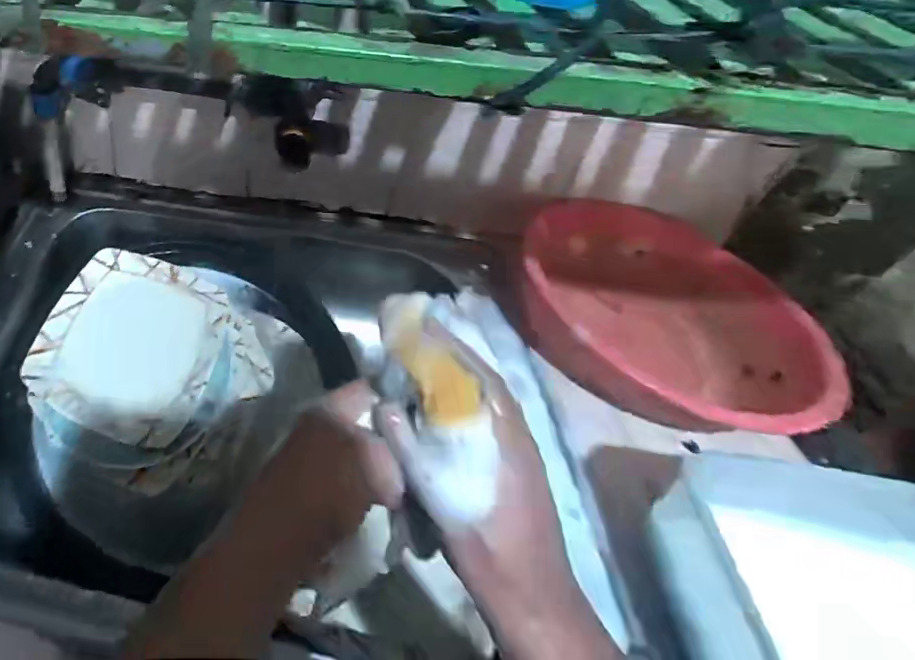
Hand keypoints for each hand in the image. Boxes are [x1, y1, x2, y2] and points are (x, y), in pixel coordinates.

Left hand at [123, 381, 402, 659]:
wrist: (271, 545)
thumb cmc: (321, 496)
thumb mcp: (367, 466)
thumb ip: (388, 454)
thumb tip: (396, 463)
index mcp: (328, 409)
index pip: (369, 389)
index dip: (395, 399)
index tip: (420, 418)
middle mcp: (316, 423)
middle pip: (363, 421)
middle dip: (388, 438)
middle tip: (415, 458)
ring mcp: (309, 453)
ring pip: (355, 450)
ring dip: (376, 466)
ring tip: (399, 486)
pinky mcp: (307, 485)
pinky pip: (344, 476)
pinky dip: (360, 486)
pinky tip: (375, 504)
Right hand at [373, 321, 618, 659]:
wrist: (530, 594)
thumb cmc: (485, 541)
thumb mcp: (439, 494)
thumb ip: (410, 447)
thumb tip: (384, 406)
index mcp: (504, 424)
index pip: (475, 367)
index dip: (449, 342)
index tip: (424, 320)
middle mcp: (515, 427)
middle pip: (481, 378)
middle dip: (451, 355)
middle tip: (420, 337)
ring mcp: (519, 447)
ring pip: (486, 399)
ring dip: (459, 379)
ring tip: (427, 366)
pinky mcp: (515, 466)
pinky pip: (487, 419)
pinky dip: (465, 406)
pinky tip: (444, 414)